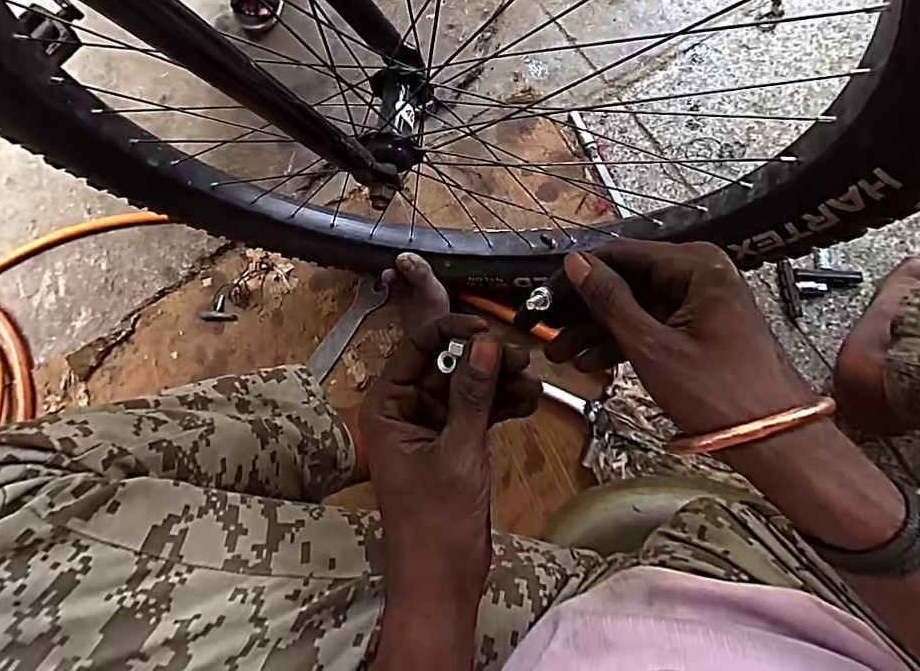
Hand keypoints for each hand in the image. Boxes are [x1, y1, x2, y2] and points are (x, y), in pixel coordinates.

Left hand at [359, 314, 506, 613]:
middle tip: (521, 359)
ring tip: (532, 382)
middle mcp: (405, 408)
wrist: (443, 589)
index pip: (416, 348)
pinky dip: (501, 404)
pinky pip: (477, 410)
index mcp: (388, 405)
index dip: (451, 333)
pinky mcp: (453, 441)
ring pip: (466, 385)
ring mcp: (431, 425)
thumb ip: (471, 395)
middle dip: (484, 360)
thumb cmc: (437, 525)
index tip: (487, 330)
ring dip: (499, 381)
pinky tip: (529, 401)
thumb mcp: (457, 452)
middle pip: (446, 364)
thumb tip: (485, 344)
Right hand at [549, 240, 816, 433]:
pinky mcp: (700, 325)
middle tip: (550, 330)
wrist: (779, 446)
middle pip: (625, 280)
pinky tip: (593, 360)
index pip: (619, 254)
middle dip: (585, 310)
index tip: (546, 298)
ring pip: (635, 305)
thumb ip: (609, 300)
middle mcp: (699, 273)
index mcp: (695, 265)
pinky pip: (652, 322)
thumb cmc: (723, 396)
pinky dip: (624, 341)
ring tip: (562, 352)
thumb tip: (576, 263)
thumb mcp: (652, 346)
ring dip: (598, 329)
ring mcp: (700, 300)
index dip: (577, 277)